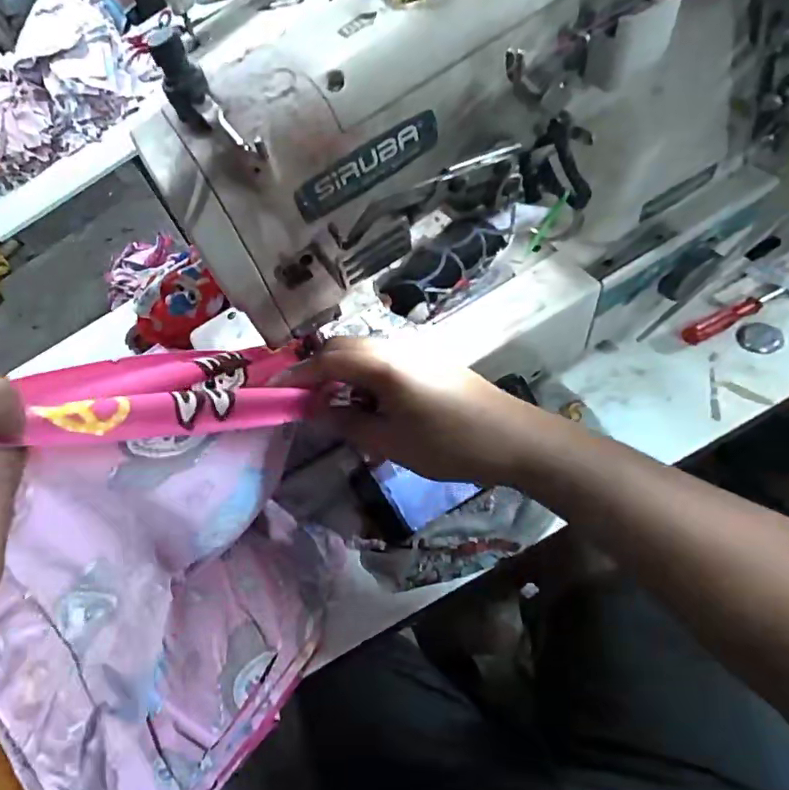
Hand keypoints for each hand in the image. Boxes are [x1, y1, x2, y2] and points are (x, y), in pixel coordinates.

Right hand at [297, 337, 567, 486]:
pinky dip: (364, 375)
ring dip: (341, 372)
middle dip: (316, 369)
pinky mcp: (430, 359)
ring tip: (332, 405)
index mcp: (383, 362)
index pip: (325, 360)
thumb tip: (316, 409)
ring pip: (364, 351)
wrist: (515, 438)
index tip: (273, 393)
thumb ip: (346, 422)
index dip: (296, 376)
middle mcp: (396, 345)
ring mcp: (416, 349)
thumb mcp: (390, 442)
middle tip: (301, 400)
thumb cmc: (449, 444)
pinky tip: (367, 402)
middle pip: (343, 346)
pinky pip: (384, 358)